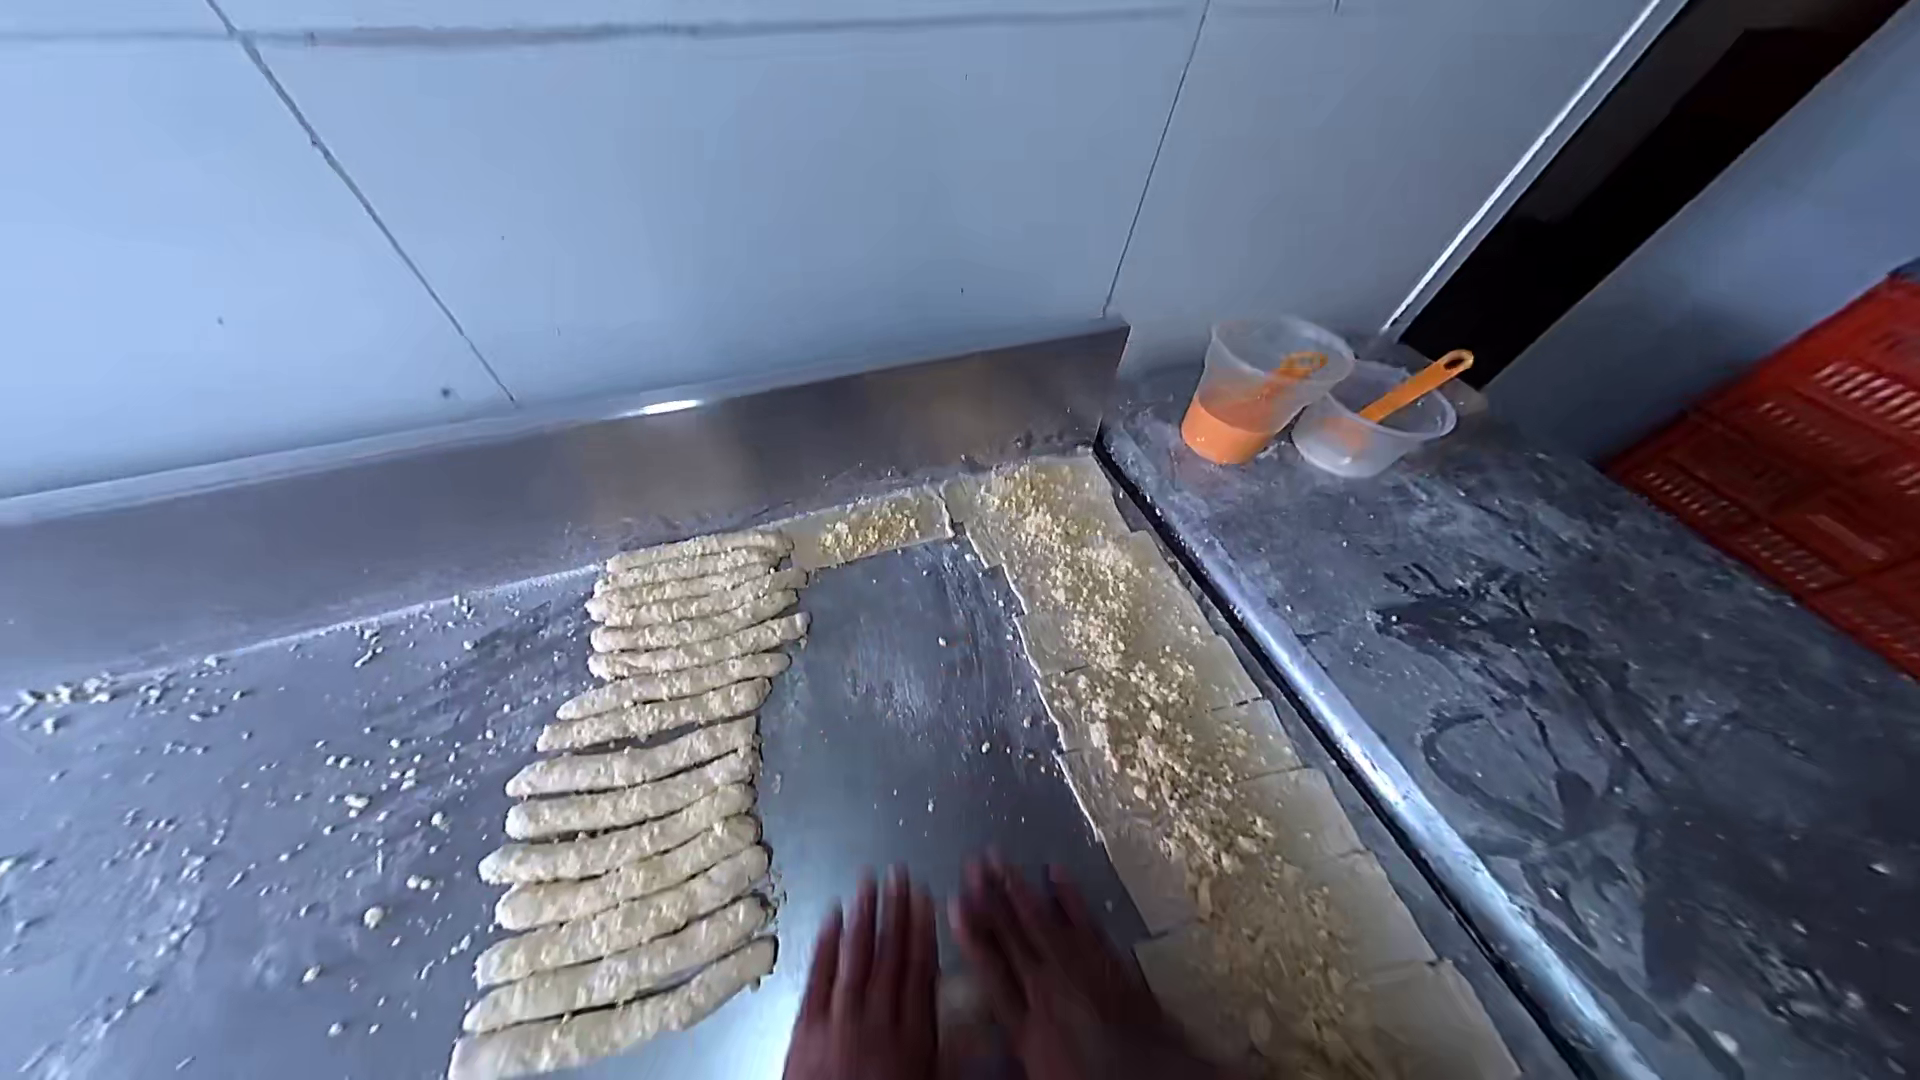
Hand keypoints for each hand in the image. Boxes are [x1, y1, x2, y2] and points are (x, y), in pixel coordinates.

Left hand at [784, 868, 938, 1079]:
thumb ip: (949, 1045)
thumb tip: (975, 1010)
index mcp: (910, 1035)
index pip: (921, 967)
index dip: (924, 927)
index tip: (925, 894)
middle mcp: (877, 1019)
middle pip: (890, 952)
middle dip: (897, 909)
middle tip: (900, 873)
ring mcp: (839, 1019)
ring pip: (856, 955)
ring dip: (864, 914)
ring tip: (869, 880)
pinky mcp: (805, 1026)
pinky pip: (818, 975)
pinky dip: (826, 942)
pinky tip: (833, 914)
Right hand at [950, 856, 1223, 1079]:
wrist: (1154, 1079)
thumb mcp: (1039, 1075)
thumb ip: (1007, 1055)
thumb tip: (977, 1044)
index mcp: (1028, 1025)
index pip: (991, 970)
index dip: (971, 935)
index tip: (954, 904)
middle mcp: (1048, 988)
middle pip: (1012, 933)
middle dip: (989, 896)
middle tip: (973, 862)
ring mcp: (1080, 967)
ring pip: (1041, 919)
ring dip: (1017, 886)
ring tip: (998, 858)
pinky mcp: (1108, 958)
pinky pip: (1084, 919)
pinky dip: (1069, 894)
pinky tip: (1055, 870)